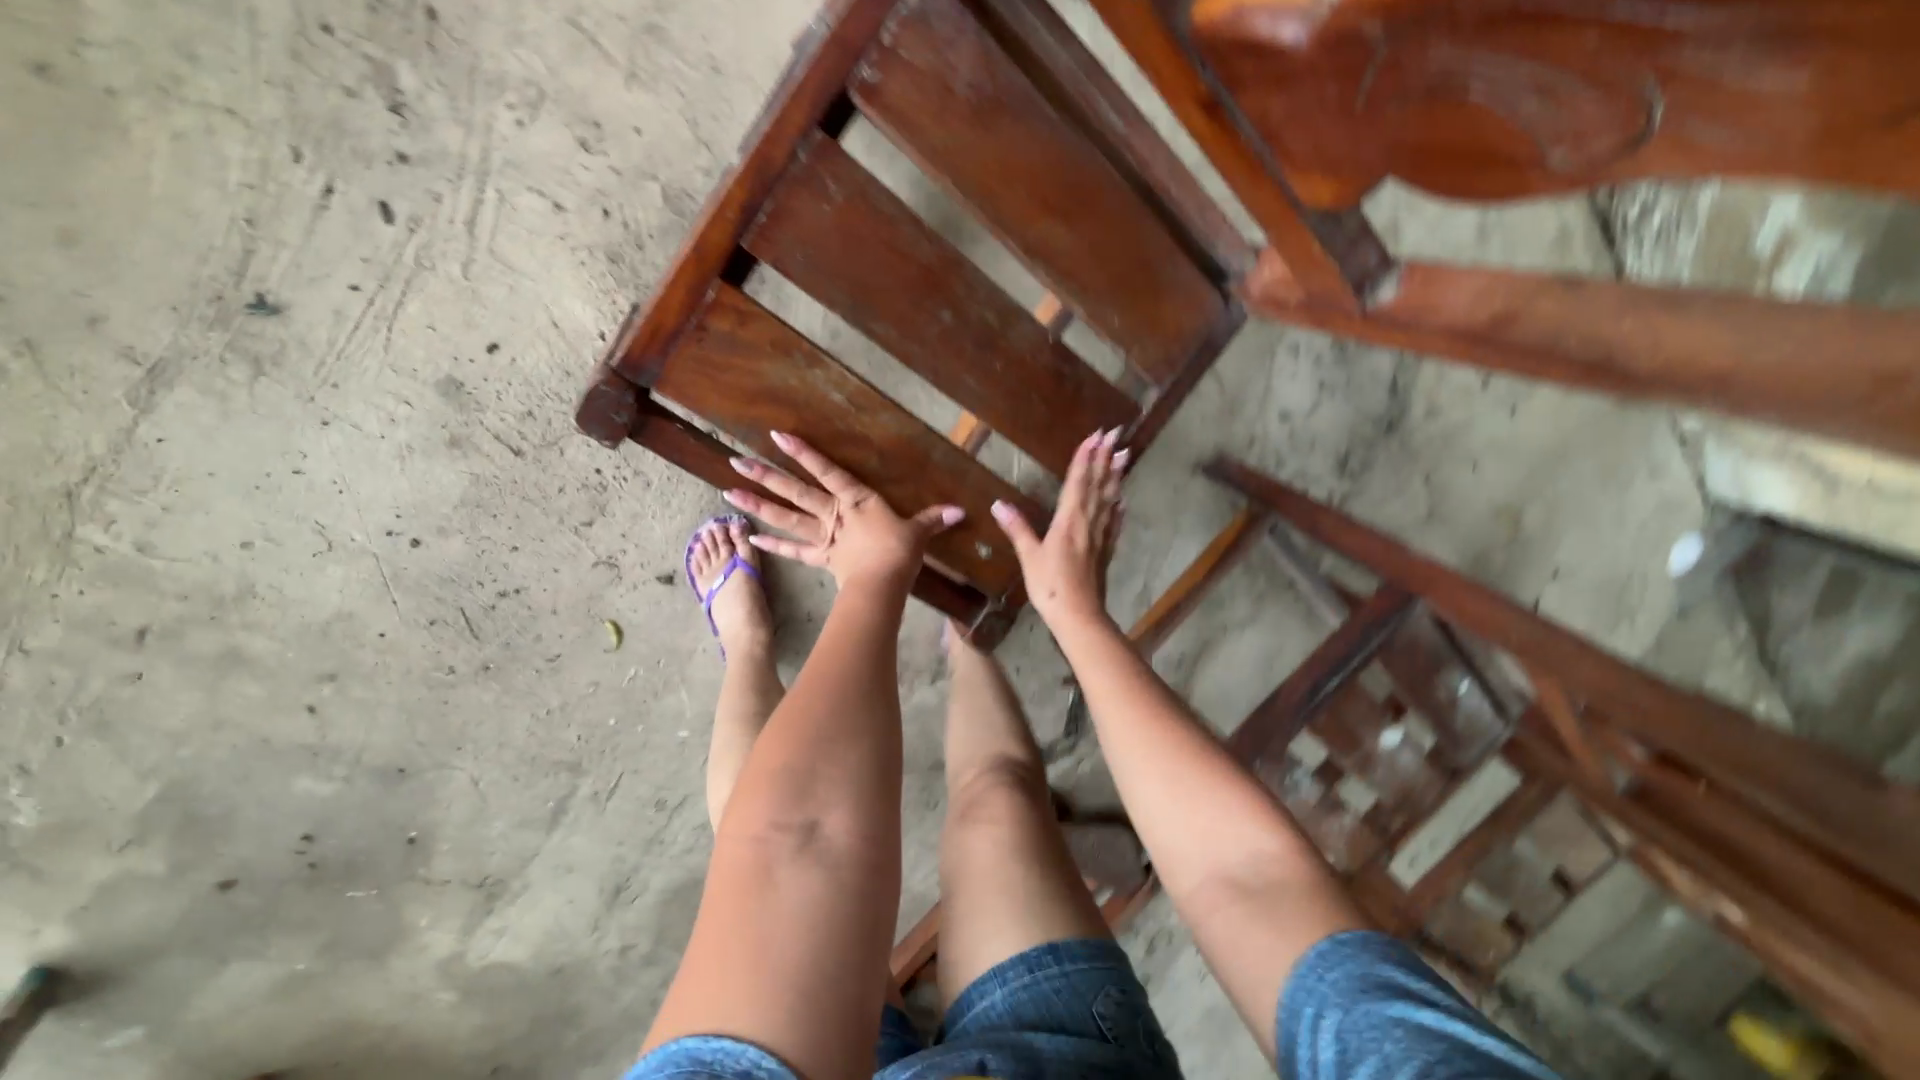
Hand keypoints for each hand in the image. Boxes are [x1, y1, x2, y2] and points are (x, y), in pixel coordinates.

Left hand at [723, 431, 964, 589]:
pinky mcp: (821, 559)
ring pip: (786, 517)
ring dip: (759, 504)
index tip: (775, 435)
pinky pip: (794, 551)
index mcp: (856, 499)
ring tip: (730, 492)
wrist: (883, 586)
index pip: (826, 470)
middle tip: (736, 461)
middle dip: (765, 475)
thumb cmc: (899, 553)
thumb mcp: (919, 532)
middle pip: (795, 491)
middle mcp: (834, 513)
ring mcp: (824, 537)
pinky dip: (774, 545)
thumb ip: (933, 519)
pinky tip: (752, 538)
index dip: (802, 452)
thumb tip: (962, 511)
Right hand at [990, 428, 1127, 626]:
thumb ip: (1017, 529)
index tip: (1095, 435)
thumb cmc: (1050, 586)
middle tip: (1115, 435)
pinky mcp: (1106, 552)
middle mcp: (1088, 523)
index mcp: (1068, 521)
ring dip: (1115, 477)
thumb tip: (998, 504)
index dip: (1085, 458)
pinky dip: (1118, 509)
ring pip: (1109, 500)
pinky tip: (1122, 501)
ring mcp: (1100, 538)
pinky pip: (1114, 524)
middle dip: (1104, 458)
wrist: (1079, 616)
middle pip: (1097, 485)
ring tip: (1124, 456)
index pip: (1078, 482)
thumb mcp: (1029, 556)